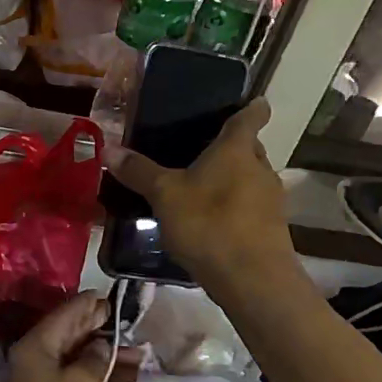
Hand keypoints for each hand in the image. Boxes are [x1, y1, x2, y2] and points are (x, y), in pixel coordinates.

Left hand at [0, 292, 137, 381]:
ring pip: (78, 360)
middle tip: (135, 327)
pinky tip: (126, 378)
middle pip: (72, 335)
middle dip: (104, 332)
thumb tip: (101, 344)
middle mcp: (33, 362)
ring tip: (140, 355)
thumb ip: (96, 354)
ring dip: (107, 357)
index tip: (120, 300)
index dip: (94, 304)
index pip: (68, 312)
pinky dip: (100, 378)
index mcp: (35, 348)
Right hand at [105, 98, 298, 287]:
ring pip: (252, 179)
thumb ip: (139, 172)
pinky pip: (252, 208)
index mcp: (238, 149)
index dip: (252, 107)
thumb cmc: (209, 223)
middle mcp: (261, 168)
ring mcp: (271, 200)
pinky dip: (236, 208)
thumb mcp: (165, 196)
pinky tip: (213, 223)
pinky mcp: (273, 229)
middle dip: (234, 148)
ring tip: (203, 188)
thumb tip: (108, 148)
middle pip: (251, 149)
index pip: (252, 116)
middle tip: (204, 150)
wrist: (252, 279)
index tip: (253, 102)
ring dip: (234, 181)